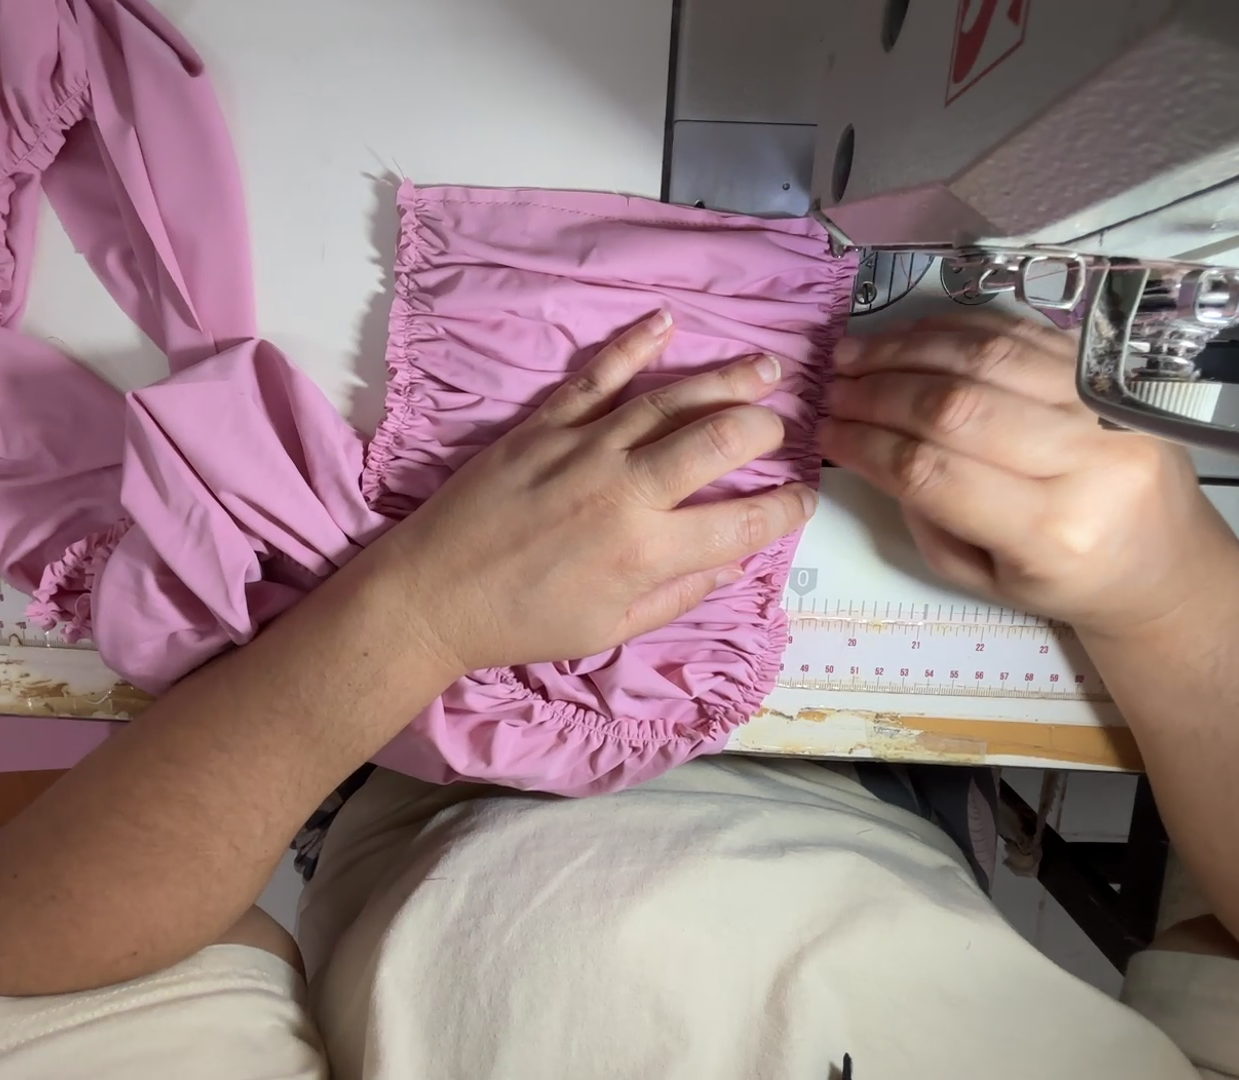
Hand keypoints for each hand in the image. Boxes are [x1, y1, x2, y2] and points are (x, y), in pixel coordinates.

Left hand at [361, 311, 817, 672]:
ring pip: (670, 401)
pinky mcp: (543, 426)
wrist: (434, 594)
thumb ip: (678, 595)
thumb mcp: (610, 630)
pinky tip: (667, 323)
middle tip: (783, 426)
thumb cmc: (523, 622)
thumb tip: (733, 564)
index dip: (786, 508)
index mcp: (646, 552)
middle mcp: (625, 491)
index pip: (742, 522)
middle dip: (763, 429)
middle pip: (717, 442)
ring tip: (765, 368)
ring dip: (725, 380)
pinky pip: (597, 377)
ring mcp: (582, 449)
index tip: (804, 496)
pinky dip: (633, 346)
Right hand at [820, 312, 1238, 639]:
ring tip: (852, 353)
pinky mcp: (1109, 375)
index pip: (931, 472)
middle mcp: (1086, 460)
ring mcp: (1105, 407)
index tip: (824, 433)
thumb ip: (922, 513)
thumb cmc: (1061, 581)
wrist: (1165, 563)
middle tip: (830, 389)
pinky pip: (1021, 333)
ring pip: (985, 359)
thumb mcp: (977, 576)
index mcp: (1049, 531)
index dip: (866, 445)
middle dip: (876, 394)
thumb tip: (873, 445)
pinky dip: (952, 328)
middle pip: (955, 408)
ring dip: (904, 350)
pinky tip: (905, 335)